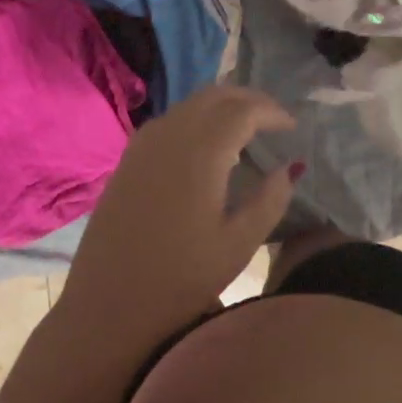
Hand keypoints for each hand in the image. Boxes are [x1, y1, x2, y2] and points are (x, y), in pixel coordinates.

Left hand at [59, 86, 301, 341]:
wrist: (108, 306)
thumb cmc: (180, 280)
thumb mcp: (238, 244)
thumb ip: (270, 200)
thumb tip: (289, 167)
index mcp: (200, 152)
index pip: (243, 111)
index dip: (272, 112)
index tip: (292, 126)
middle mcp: (169, 136)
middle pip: (214, 96)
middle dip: (248, 99)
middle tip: (273, 118)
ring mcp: (142, 146)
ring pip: (188, 105)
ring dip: (220, 106)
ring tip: (246, 129)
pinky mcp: (127, 161)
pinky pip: (168, 122)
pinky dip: (196, 119)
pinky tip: (207, 146)